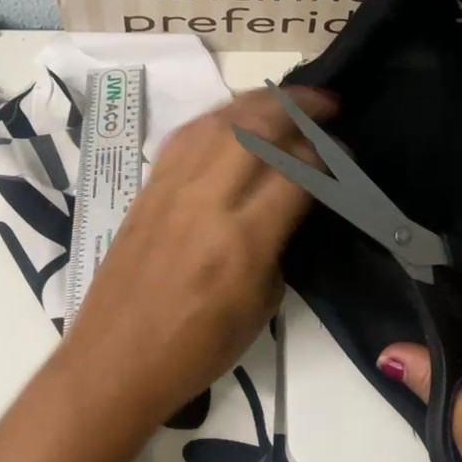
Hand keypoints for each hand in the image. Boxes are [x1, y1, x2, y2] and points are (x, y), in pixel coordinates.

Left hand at [58, 86, 335, 423]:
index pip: (297, 172)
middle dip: (301, 107)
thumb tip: (295, 200)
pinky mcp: (150, 185)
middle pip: (259, 127)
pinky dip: (222, 115)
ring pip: (222, 119)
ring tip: (290, 100)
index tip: (347, 154)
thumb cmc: (197, 349)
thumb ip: (282, 242)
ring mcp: (173, 187)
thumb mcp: (262, 304)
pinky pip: (189, 132)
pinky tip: (239, 117)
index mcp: (242, 241)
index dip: (330, 155)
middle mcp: (206, 201)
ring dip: (262, 101)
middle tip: (328, 106)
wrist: (114, 361)